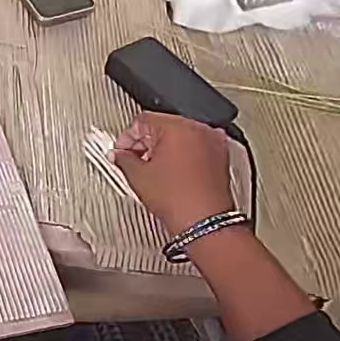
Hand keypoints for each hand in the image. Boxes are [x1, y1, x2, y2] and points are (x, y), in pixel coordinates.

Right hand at [113, 112, 234, 234]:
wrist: (203, 220)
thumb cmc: (178, 200)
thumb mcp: (138, 176)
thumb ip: (123, 159)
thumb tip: (119, 154)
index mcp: (177, 127)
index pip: (143, 120)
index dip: (126, 137)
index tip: (121, 150)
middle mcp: (198, 129)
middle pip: (163, 125)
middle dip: (145, 143)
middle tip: (133, 161)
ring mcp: (212, 141)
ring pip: (180, 135)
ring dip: (163, 149)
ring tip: (153, 171)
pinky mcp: (220, 154)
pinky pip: (195, 146)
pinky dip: (182, 155)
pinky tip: (171, 174)